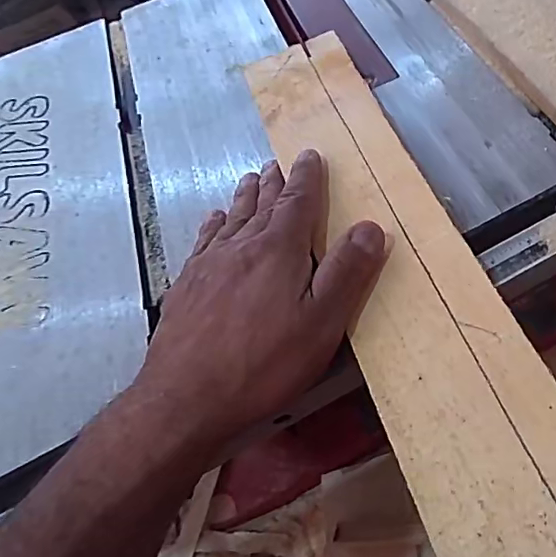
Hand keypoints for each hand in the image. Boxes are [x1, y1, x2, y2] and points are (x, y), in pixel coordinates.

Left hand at [124, 149, 385, 460]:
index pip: (296, 203)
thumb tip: (371, 226)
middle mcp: (241, 248)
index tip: (310, 156)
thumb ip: (347, 272)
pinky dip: (215, 225)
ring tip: (251, 179)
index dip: (307, 178)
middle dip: (276, 184)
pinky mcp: (187, 287)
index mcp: (278, 251)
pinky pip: (205, 242)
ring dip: (246, 198)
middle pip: (262, 206)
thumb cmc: (264, 363)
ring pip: (232, 220)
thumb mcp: (322, 322)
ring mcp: (209, 267)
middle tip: (280, 164)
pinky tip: (214, 221)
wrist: (184, 401)